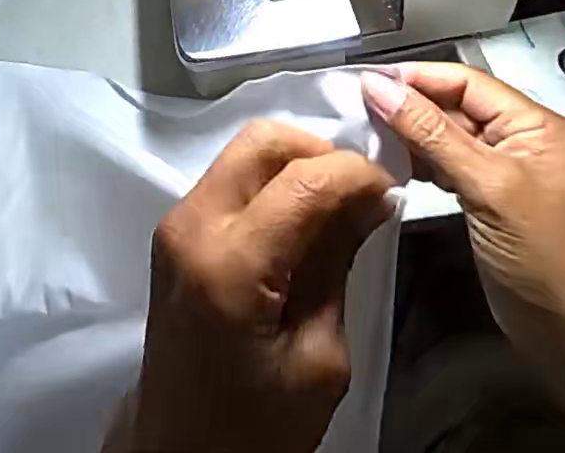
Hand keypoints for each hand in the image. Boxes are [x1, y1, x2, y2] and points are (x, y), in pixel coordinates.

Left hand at [110, 120, 396, 452]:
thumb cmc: (254, 426)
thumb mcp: (320, 356)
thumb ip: (339, 261)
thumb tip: (374, 197)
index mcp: (229, 268)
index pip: (304, 182)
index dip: (356, 174)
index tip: (389, 188)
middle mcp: (194, 226)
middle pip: (264, 140)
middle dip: (321, 151)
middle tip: (356, 190)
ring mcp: (177, 220)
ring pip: (246, 147)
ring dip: (297, 160)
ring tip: (332, 200)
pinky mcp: (176, 225)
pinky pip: (232, 172)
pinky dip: (273, 175)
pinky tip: (299, 211)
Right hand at [362, 64, 564, 452]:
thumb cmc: (550, 262)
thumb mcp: (491, 189)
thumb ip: (434, 134)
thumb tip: (379, 85)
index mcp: (538, 125)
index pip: (469, 82)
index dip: (418, 77)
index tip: (367, 80)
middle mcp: (527, 142)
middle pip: (461, 108)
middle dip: (413, 106)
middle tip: (357, 108)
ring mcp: (514, 177)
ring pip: (457, 141)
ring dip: (416, 136)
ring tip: (368, 133)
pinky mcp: (501, 208)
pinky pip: (460, 172)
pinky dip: (429, 166)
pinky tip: (398, 165)